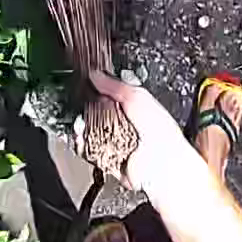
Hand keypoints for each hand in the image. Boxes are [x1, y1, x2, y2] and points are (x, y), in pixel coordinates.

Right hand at [89, 71, 210, 203]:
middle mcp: (125, 123)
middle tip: (81, 103)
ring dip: (83, 126)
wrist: (162, 167)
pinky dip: (83, 144)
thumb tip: (96, 75)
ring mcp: (116, 142)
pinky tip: (81, 137)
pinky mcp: (108, 159)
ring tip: (80, 122)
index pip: (111, 93)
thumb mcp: (137, 97)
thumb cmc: (160, 132)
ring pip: (91, 131)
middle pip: (97, 111)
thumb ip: (115, 85)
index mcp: (134, 106)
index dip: (98, 88)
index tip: (87, 84)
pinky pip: (90, 150)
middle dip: (87, 107)